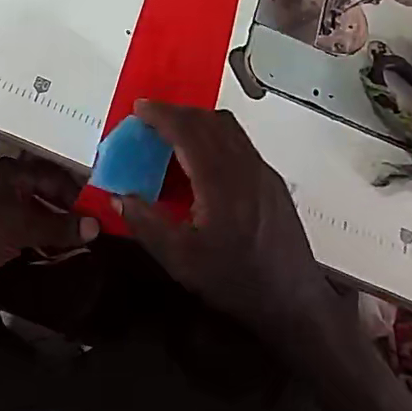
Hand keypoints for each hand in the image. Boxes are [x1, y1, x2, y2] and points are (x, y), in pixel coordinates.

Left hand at [0, 157, 97, 300]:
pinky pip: (23, 228)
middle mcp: (5, 185)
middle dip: (68, 209)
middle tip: (94, 228)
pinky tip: (54, 251)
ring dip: (55, 225)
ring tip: (79, 242)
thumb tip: (95, 227)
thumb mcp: (22, 228)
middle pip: (45, 192)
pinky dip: (39, 237)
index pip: (54, 175)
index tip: (99, 210)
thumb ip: (59, 227)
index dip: (77, 191)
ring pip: (35, 212)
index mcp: (11, 173)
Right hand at [117, 101, 333, 336]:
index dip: (162, 115)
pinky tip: (199, 164)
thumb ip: (146, 223)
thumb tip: (118, 196)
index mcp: (221, 182)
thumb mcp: (180, 259)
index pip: (190, 131)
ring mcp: (264, 173)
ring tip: (171, 138)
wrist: (293, 302)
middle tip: (149, 121)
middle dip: (177, 113)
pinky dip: (214, 138)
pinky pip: (239, 144)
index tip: (139, 109)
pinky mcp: (272, 182)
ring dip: (197, 123)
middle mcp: (246, 167)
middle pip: (211, 121)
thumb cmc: (235, 281)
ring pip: (229, 129)